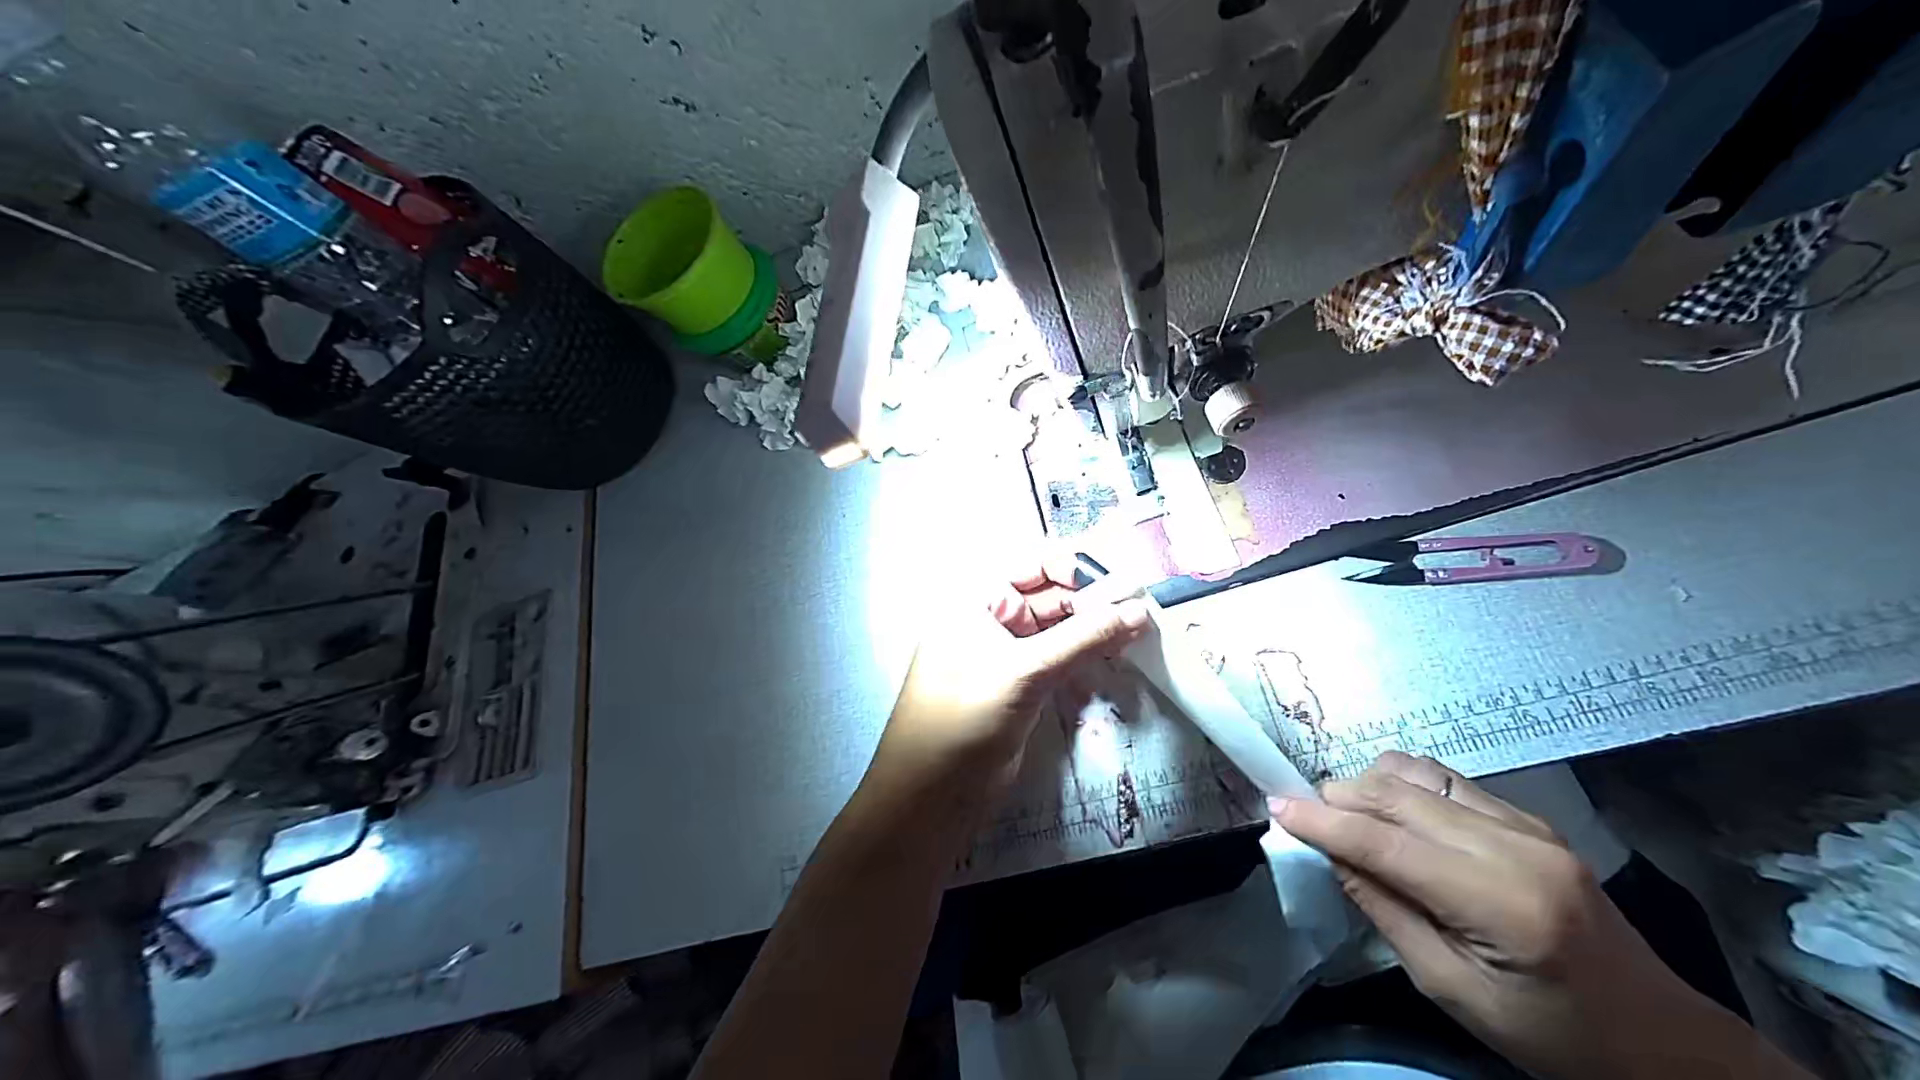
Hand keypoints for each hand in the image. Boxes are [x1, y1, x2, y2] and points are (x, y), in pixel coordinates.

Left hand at [866, 550, 1148, 806]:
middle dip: (1094, 598)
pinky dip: (1087, 654)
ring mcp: (1007, 654)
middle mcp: (991, 619)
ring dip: (1095, 628)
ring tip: (1142, 626)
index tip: (1126, 574)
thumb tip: (1138, 610)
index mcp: (975, 599)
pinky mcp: (1022, 685)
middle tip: (1145, 603)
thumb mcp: (1024, 671)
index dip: (1078, 566)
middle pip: (1050, 596)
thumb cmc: (963, 720)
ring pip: (1059, 628)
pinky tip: (1119, 652)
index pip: (1033, 564)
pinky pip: (1060, 658)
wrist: (930, 795)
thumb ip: (1083, 639)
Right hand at [1272, 751, 1811, 1079]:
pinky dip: (1403, 786)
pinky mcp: (1529, 818)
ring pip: (1416, 774)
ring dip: (1367, 787)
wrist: (1664, 1040)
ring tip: (1347, 816)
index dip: (1323, 822)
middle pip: (1396, 794)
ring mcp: (1527, 825)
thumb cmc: (1552, 1035)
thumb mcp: (1453, 990)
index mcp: (1501, 904)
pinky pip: (1445, 779)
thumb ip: (1385, 912)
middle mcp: (1515, 847)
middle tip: (1304, 816)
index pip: (1386, 844)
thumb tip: (1330, 853)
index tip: (1275, 808)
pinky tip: (1394, 813)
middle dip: (1338, 797)